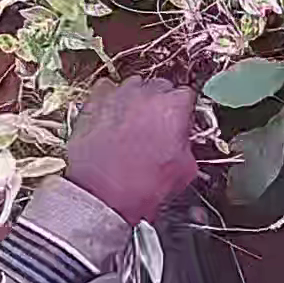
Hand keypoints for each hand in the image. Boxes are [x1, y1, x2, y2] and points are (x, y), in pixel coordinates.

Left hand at [67, 76, 198, 223]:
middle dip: (161, 103)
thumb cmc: (138, 186)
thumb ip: (188, 144)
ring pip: (134, 85)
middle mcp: (147, 93)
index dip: (184, 110)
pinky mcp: (95, 100)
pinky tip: (111, 116)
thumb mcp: (185, 170)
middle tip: (156, 126)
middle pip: (161, 86)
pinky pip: (107, 89)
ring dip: (136, 100)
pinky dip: (110, 99)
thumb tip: (183, 142)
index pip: (187, 95)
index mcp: (174, 106)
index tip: (180, 121)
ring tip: (132, 124)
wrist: (100, 196)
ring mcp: (119, 94)